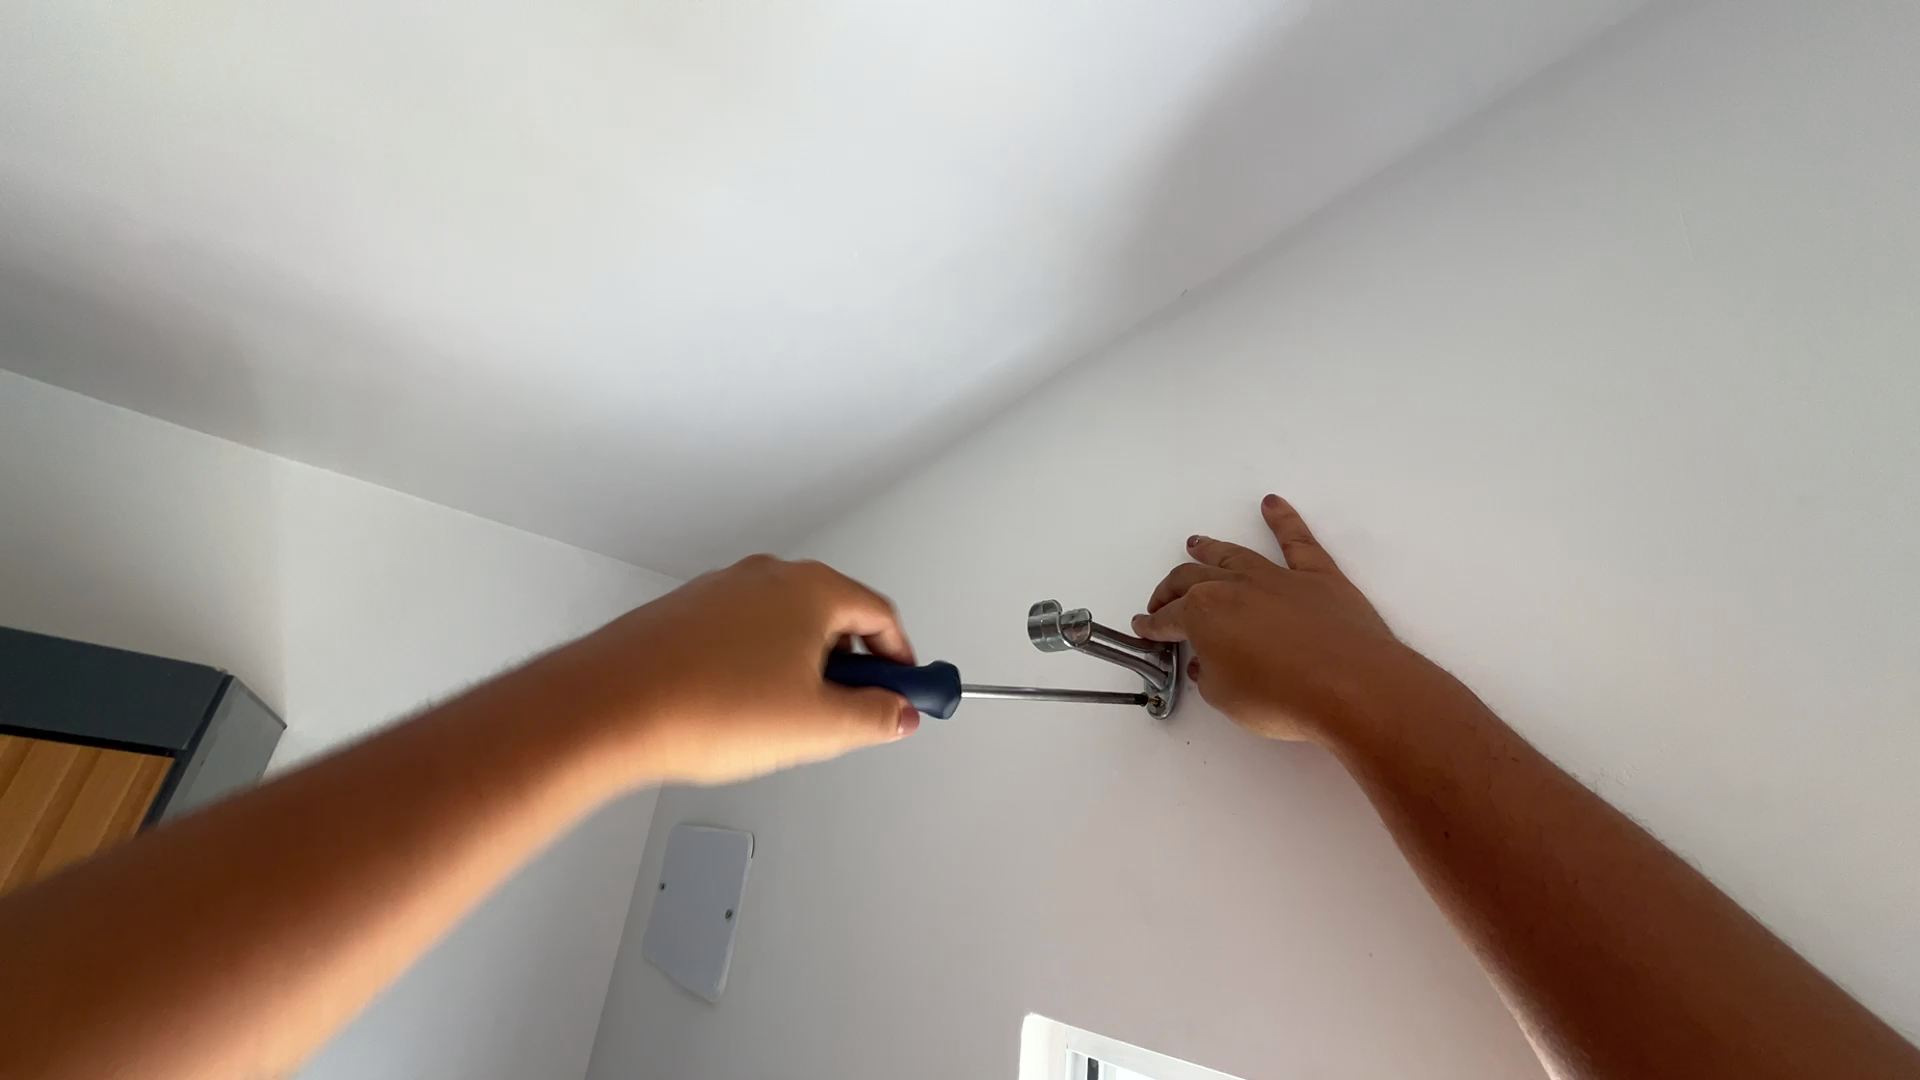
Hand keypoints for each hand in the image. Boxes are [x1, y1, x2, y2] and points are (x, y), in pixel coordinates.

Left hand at [539, 555, 920, 784]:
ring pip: (788, 625)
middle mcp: (768, 577)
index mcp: (811, 590)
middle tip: (850, 710)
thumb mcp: (817, 725)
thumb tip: (899, 713)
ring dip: (805, 666)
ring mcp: (723, 590)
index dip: (902, 659)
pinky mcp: (688, 612)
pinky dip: (762, 664)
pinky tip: (742, 706)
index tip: (907, 690)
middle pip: (836, 616)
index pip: (881, 615)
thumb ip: (875, 717)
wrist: (605, 709)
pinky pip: (746, 633)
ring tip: (787, 717)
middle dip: (853, 666)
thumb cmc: (709, 707)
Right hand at [1131, 495, 1426, 743]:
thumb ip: (1209, 674)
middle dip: (1169, 590)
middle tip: (1160, 602)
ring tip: (1195, 543)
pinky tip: (1272, 504)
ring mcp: (1276, 578)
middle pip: (1190, 579)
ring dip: (1209, 549)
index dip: (1151, 626)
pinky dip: (1283, 520)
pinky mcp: (1318, 577)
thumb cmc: (1282, 698)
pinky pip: (1297, 541)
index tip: (1143, 629)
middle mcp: (1232, 586)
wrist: (1354, 690)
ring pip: (1232, 555)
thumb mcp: (1224, 697)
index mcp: (1202, 614)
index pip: (1167, 619)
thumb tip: (1208, 663)